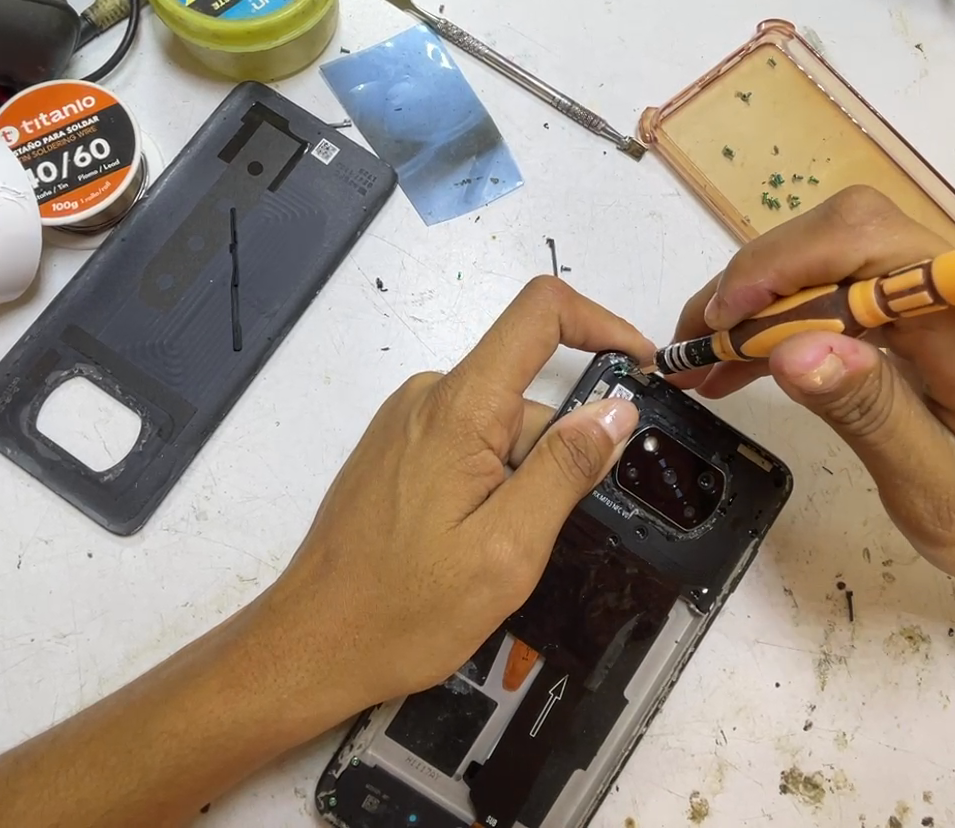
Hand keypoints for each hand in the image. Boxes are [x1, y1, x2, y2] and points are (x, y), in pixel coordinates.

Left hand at [267, 276, 654, 708]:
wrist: (313, 641)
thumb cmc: (407, 606)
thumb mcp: (509, 548)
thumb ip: (565, 468)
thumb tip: (617, 409)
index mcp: (460, 404)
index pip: (539, 313)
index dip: (601, 323)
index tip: (641, 369)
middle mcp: (431, 394)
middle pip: (526, 392)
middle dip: (556, 454)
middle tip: (534, 534)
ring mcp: (409, 419)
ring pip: (501, 424)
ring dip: (520, 479)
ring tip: (488, 550)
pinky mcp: (398, 446)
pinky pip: (469, 440)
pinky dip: (491, 480)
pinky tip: (465, 539)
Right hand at [670, 187, 954, 593]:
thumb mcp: (942, 498)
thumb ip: (873, 418)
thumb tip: (792, 350)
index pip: (872, 244)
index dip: (783, 265)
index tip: (719, 321)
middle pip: (843, 234)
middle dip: (755, 282)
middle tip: (694, 345)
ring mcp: (954, 280)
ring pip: (831, 251)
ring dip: (759, 298)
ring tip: (704, 356)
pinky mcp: (930, 295)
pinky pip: (842, 279)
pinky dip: (783, 313)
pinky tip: (743, 357)